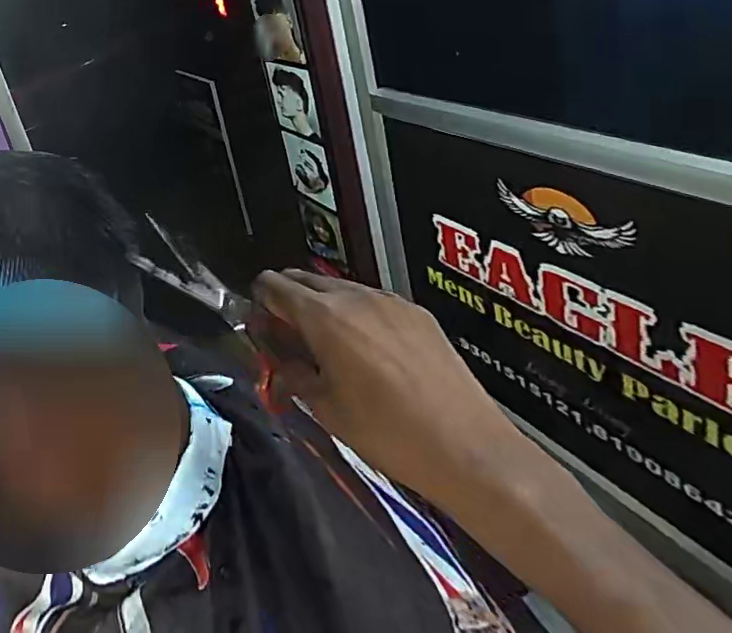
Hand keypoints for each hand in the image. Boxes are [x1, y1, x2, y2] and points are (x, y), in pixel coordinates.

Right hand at [253, 269, 525, 505]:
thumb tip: (278, 356)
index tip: (261, 325)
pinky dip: (357, 315)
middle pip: (303, 278)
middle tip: (290, 337)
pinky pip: (373, 302)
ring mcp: (390, 301)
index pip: (273, 284)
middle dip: (288, 300)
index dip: (259, 301)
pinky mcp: (419, 314)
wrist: (472, 453)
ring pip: (339, 288)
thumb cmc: (388, 434)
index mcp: (323, 316)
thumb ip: (290, 371)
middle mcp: (355, 297)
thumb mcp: (324, 408)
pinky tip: (371, 353)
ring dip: (323, 307)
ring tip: (331, 348)